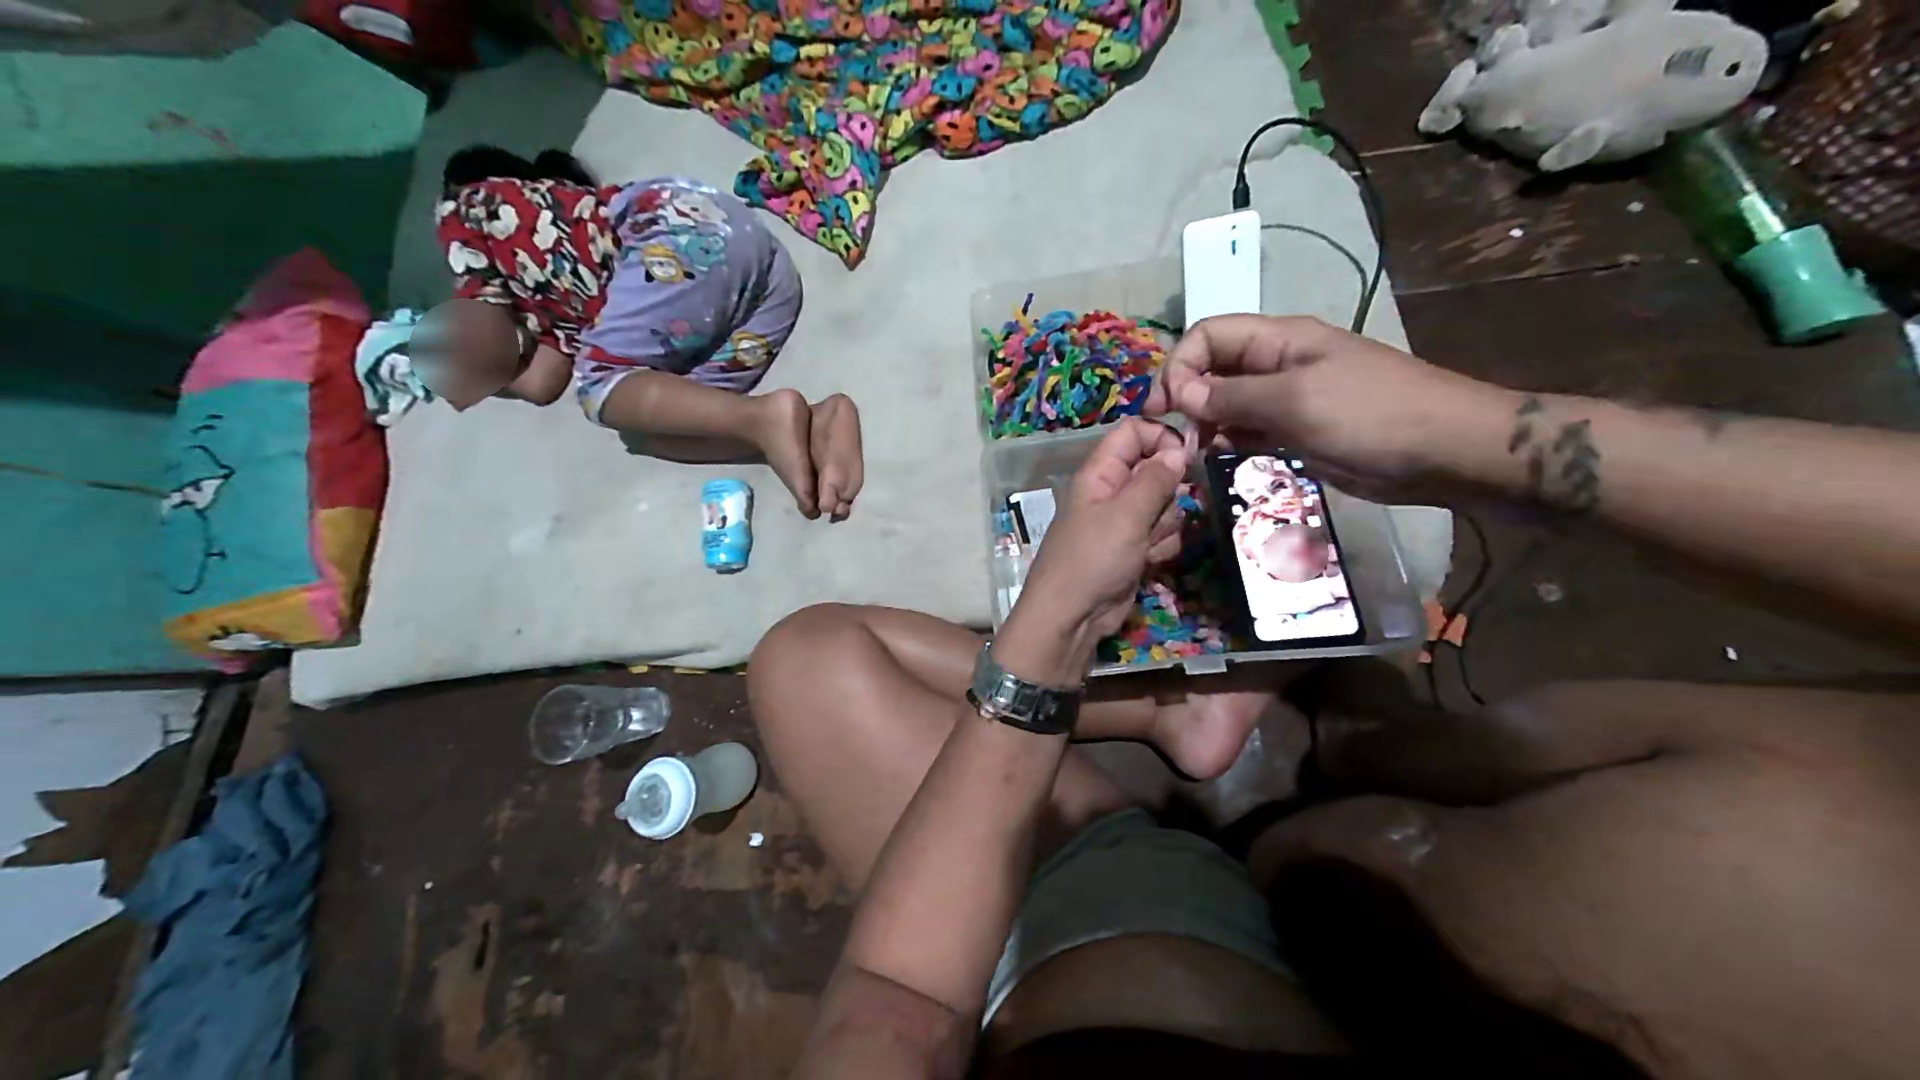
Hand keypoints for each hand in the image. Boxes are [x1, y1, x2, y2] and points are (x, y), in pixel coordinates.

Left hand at [994, 419, 1189, 687]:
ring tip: (1147, 544)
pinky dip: (1161, 547)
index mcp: (1100, 473)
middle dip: (1168, 492)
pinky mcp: (1134, 548)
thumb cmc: (1093, 558)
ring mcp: (1124, 521)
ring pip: (1165, 505)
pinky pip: (1162, 534)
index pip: (1133, 432)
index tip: (1186, 456)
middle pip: (1157, 469)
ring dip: (1166, 525)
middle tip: (1157, 513)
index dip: (1160, 437)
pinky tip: (1149, 562)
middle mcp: (1112, 491)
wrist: (1073, 616)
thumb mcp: (1126, 514)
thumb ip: (1155, 479)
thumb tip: (1178, 449)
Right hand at [1144, 315, 1507, 500]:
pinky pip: (1248, 432)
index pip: (1207, 335)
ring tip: (1199, 458)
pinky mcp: (1295, 431)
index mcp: (1278, 339)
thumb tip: (1178, 393)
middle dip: (1187, 401)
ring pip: (1226, 405)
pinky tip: (1223, 464)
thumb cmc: (1371, 415)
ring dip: (1206, 428)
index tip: (1165, 409)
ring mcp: (1286, 399)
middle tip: (1179, 441)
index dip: (1179, 365)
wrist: (1445, 452)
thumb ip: (1231, 395)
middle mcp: (1276, 364)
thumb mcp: (1294, 400)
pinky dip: (1229, 445)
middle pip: (1211, 370)